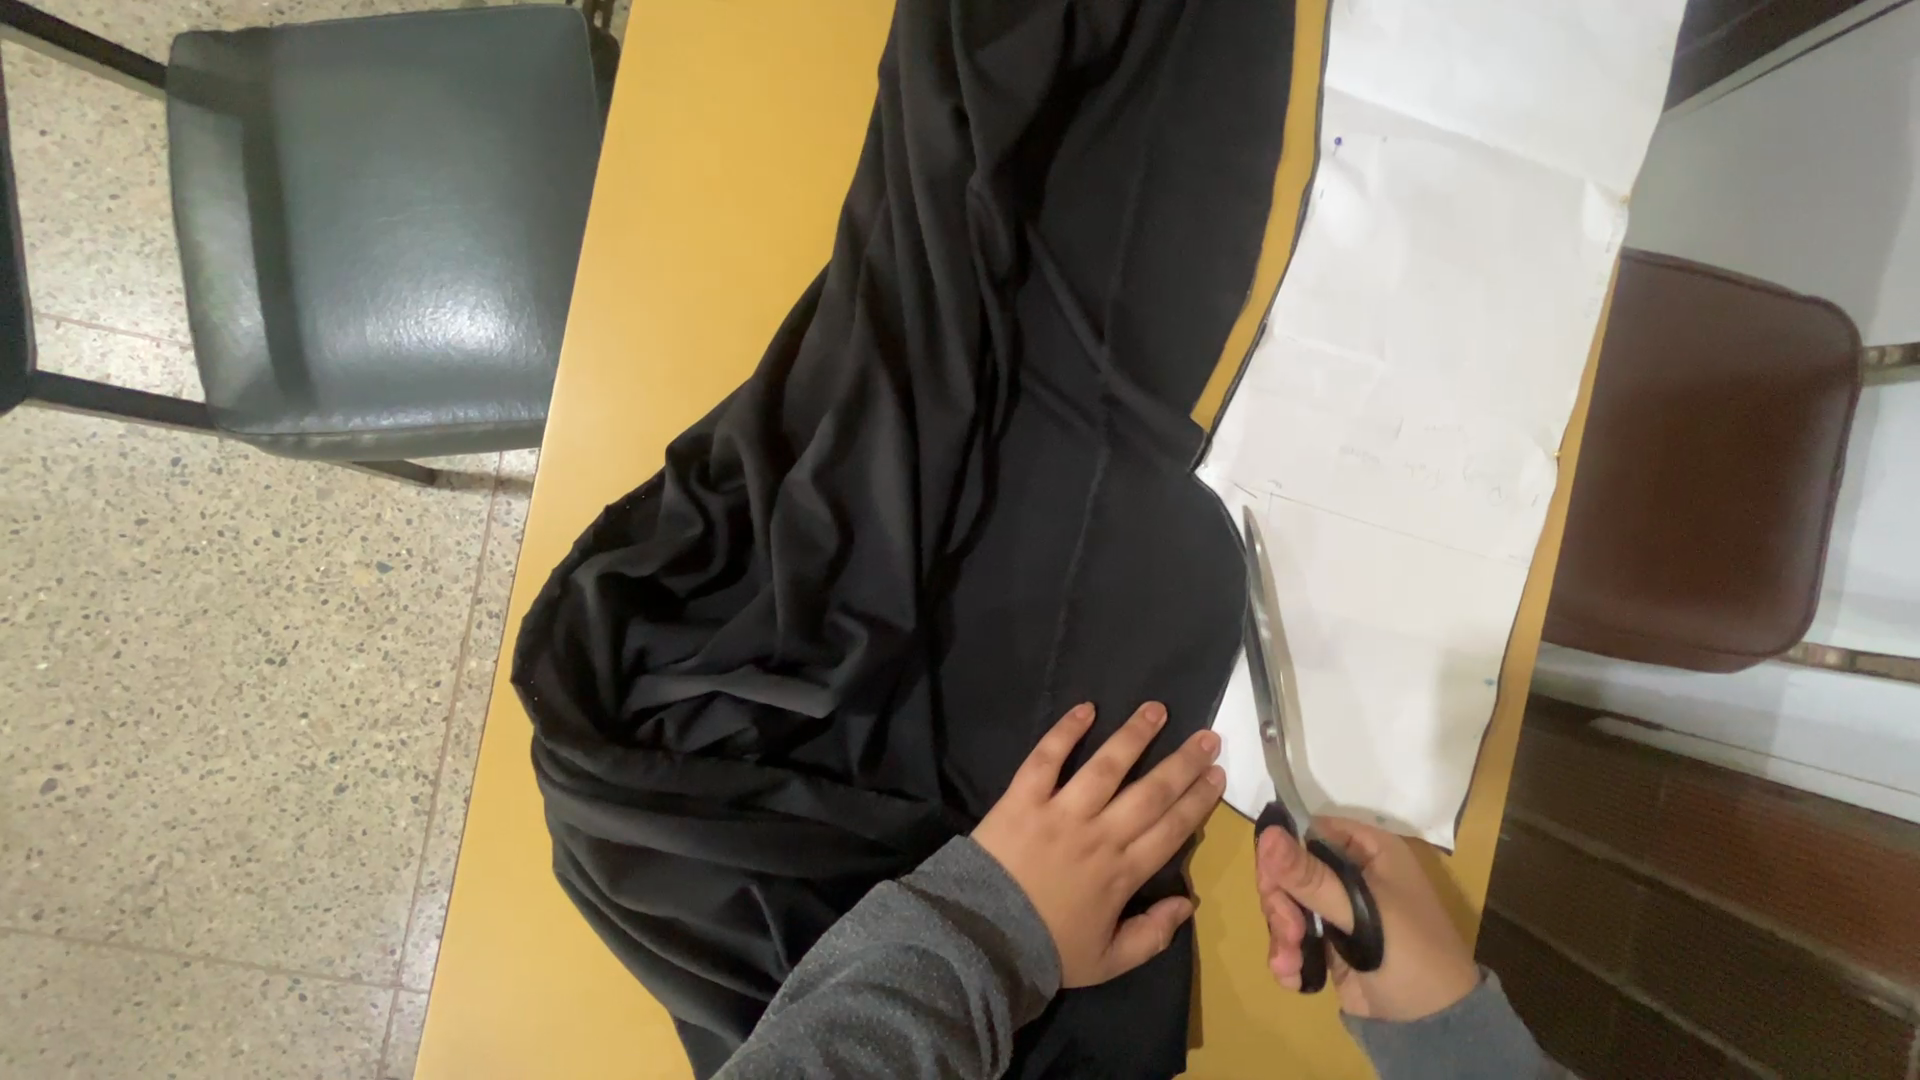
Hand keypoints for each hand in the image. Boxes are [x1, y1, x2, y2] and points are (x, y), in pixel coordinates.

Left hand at [973, 701, 1224, 987]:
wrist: (982, 938)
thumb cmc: (1047, 948)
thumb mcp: (1108, 961)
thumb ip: (1152, 936)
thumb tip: (1188, 904)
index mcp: (1122, 872)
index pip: (1171, 828)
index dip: (1197, 800)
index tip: (1217, 774)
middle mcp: (1099, 835)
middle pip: (1150, 793)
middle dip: (1182, 763)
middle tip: (1207, 737)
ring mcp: (1060, 812)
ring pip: (1106, 767)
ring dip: (1134, 736)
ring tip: (1156, 709)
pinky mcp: (1023, 798)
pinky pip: (1046, 758)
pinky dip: (1065, 732)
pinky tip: (1086, 709)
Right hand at [1257, 817, 1479, 1020]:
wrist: (1434, 1031)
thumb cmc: (1411, 958)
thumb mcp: (1361, 915)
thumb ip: (1310, 876)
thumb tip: (1266, 833)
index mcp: (1368, 851)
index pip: (1307, 831)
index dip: (1282, 852)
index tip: (1271, 882)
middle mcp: (1351, 873)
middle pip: (1289, 868)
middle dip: (1280, 903)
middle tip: (1289, 931)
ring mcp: (1337, 907)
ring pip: (1285, 902)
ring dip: (1281, 932)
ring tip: (1290, 964)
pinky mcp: (1327, 939)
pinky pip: (1290, 933)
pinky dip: (1286, 953)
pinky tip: (1291, 974)